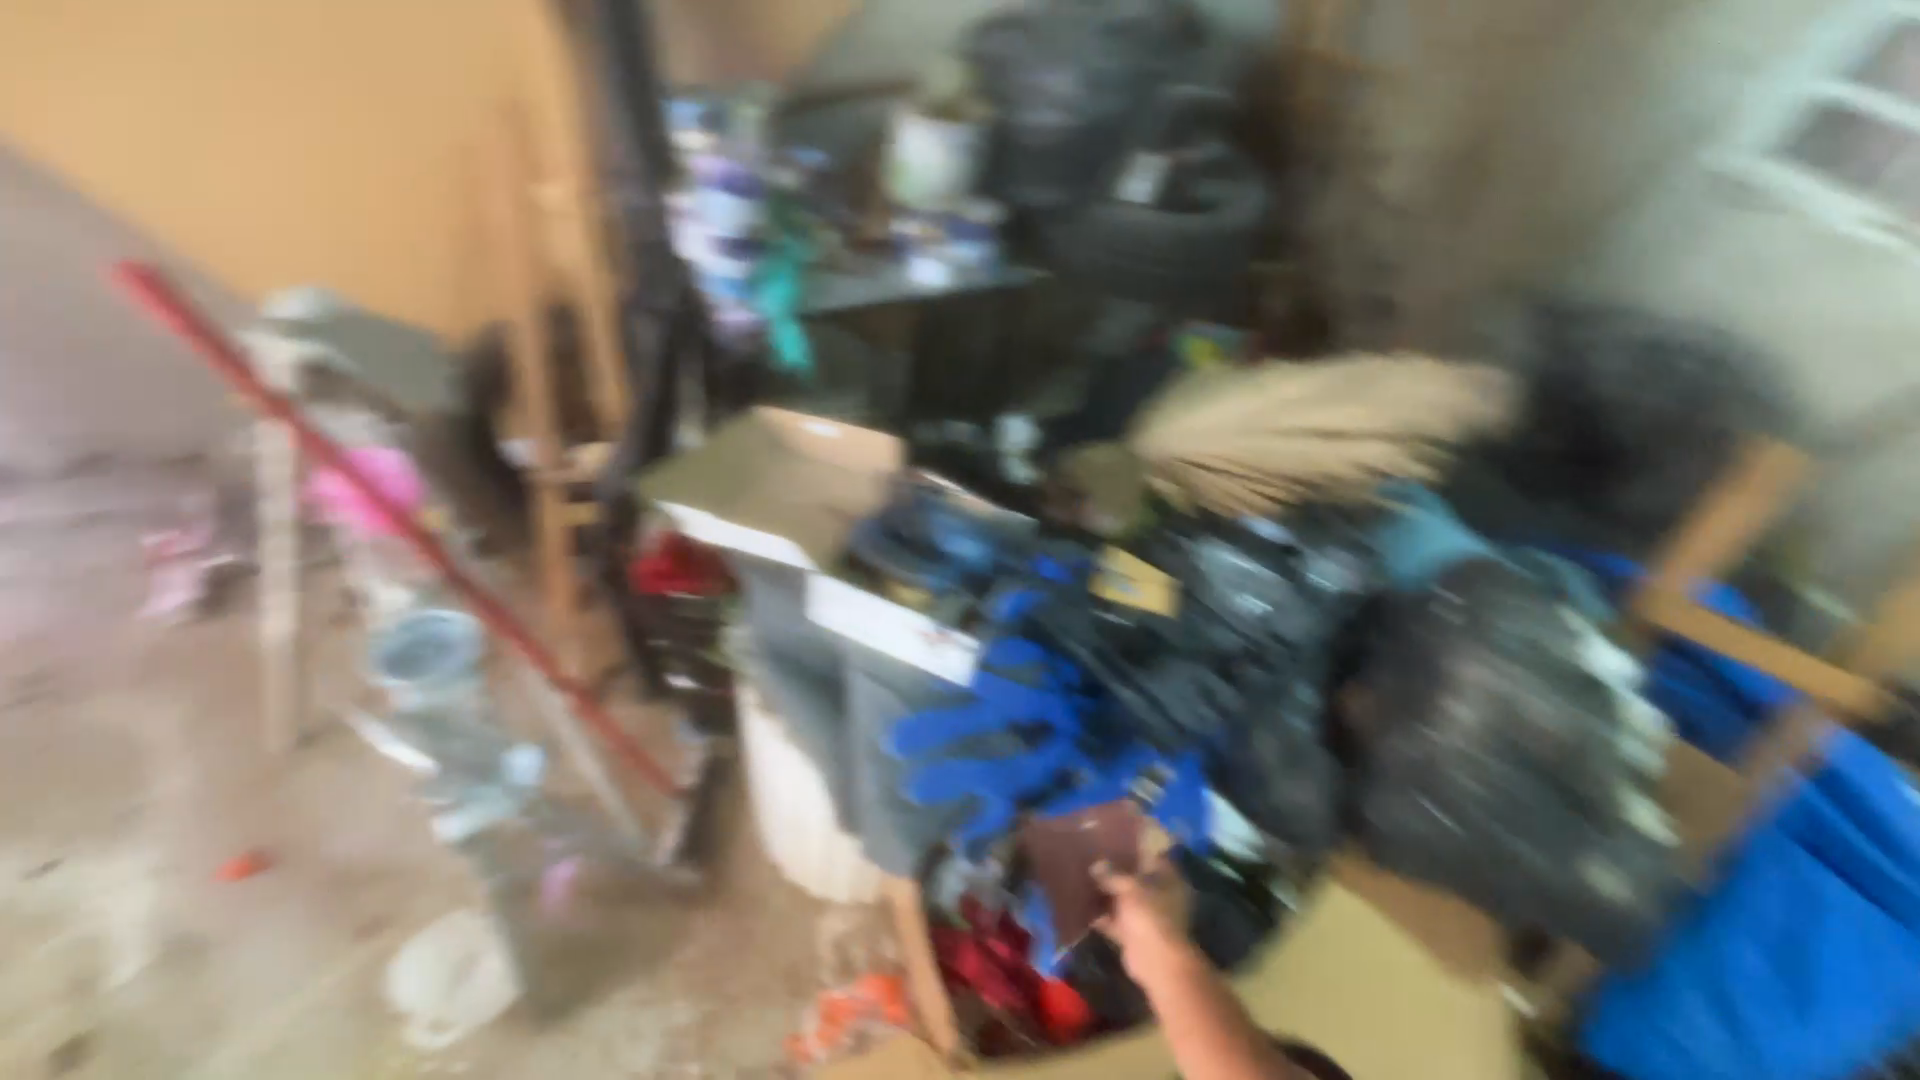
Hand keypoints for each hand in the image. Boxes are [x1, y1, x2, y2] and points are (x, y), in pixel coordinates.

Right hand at [1093, 848, 1199, 984]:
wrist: (1156, 960)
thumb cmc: (1149, 914)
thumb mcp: (1129, 886)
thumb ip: (1111, 873)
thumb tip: (1096, 865)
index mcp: (1168, 877)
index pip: (1153, 854)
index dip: (1134, 845)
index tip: (1113, 836)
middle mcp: (1160, 893)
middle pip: (1135, 877)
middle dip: (1115, 869)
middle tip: (1092, 855)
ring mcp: (1147, 914)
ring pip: (1123, 898)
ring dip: (1105, 892)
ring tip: (1082, 876)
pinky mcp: (1133, 933)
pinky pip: (1113, 919)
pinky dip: (1100, 914)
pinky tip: (1079, 905)